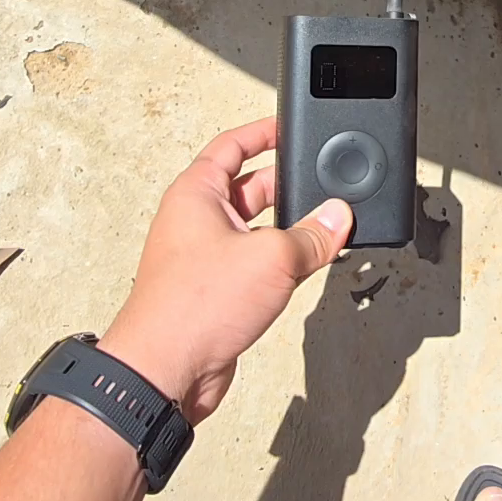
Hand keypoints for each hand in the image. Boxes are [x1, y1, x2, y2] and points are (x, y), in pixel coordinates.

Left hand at [100, 117, 350, 424]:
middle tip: (320, 182)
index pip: (232, 145)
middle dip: (286, 185)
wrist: (164, 374)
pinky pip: (256, 261)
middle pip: (249, 186)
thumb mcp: (271, 257)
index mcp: (196, 193)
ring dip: (287, 228)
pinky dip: (281, 260)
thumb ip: (312, 235)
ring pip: (256, 227)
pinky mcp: (217, 289)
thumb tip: (337, 219)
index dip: (262, 133)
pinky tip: (306, 266)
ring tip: (322, 227)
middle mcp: (197, 220)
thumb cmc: (192, 307)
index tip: (287, 126)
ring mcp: (206, 256)